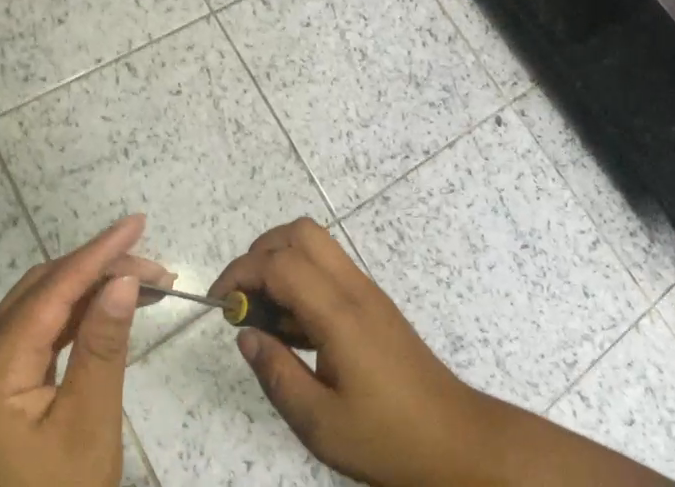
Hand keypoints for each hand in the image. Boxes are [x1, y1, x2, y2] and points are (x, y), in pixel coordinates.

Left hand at [0, 214, 171, 486]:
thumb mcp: (89, 424)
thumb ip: (103, 347)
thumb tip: (121, 280)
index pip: (49, 293)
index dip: (96, 254)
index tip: (138, 223)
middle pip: (39, 293)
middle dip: (96, 268)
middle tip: (153, 267)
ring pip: (39, 312)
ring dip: (89, 290)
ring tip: (142, 283)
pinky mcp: (2, 397)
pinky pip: (39, 338)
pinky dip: (76, 318)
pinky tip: (107, 313)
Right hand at [210, 218, 505, 486]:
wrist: (456, 440)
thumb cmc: (386, 436)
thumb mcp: (320, 421)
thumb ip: (277, 373)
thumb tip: (245, 334)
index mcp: (338, 313)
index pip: (280, 263)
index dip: (241, 273)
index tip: (218, 303)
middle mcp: (354, 289)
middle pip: (301, 233)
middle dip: (260, 253)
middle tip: (241, 299)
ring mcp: (368, 294)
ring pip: (318, 246)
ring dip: (281, 264)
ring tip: (263, 317)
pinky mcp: (375, 306)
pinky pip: (330, 270)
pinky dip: (301, 281)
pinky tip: (292, 330)